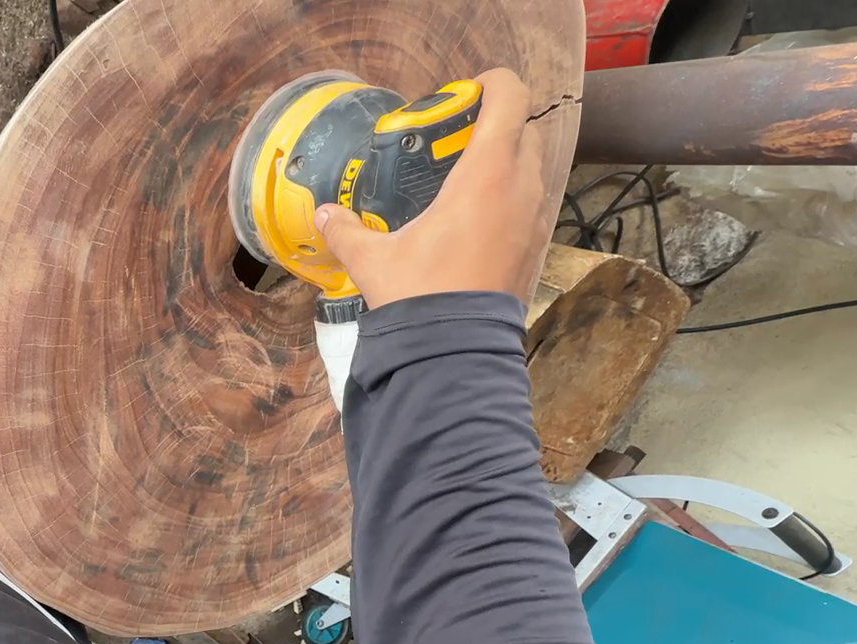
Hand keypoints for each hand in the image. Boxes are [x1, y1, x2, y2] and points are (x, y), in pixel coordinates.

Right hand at [313, 68, 550, 308]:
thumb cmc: (418, 293)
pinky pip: (526, 201)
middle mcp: (519, 185)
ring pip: (526, 165)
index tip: (463, 95)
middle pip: (519, 130)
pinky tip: (469, 223)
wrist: (453, 346)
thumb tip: (323, 215)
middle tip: (449, 145)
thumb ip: (346, 232)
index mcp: (484, 175)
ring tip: (457, 185)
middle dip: (489, 126)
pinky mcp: (533, 242)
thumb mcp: (371, 261)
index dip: (490, 84)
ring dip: (498, 163)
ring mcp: (533, 214)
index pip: (509, 98)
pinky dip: (504, 197)